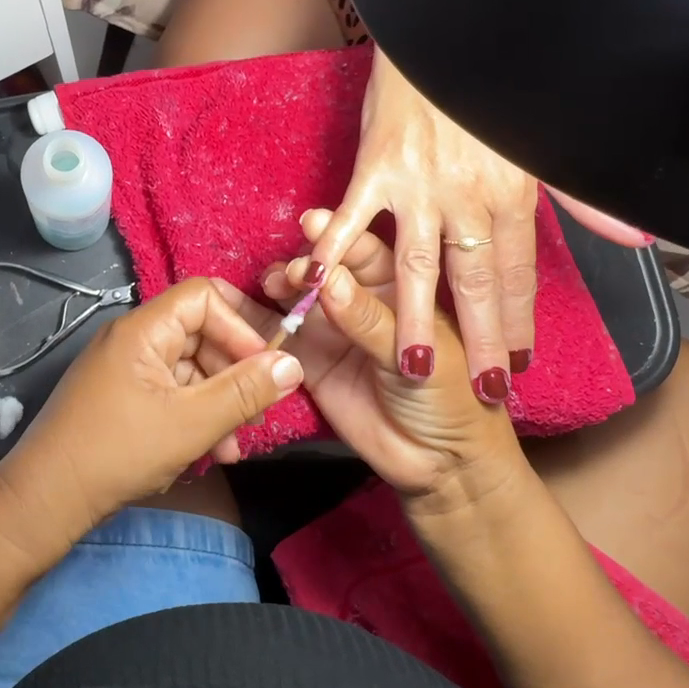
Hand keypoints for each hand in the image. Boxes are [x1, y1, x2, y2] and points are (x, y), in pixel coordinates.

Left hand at [0, 278, 303, 542]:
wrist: (48, 496)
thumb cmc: (119, 451)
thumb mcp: (191, 424)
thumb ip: (244, 392)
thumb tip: (292, 364)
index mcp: (143, 329)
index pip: (203, 297)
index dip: (239, 326)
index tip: (265, 368)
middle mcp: (133, 339)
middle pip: (200, 334)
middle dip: (234, 374)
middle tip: (256, 415)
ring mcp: (125, 368)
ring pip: (189, 369)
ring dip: (218, 404)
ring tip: (232, 449)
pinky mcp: (122, 397)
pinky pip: (170, 392)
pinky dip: (194, 416)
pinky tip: (208, 454)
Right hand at [259, 216, 523, 507]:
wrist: (441, 465)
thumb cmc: (451, 398)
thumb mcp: (416, 351)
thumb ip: (369, 318)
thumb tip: (330, 278)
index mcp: (398, 287)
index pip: (364, 252)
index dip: (339, 235)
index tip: (313, 223)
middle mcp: (360, 301)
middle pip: (325, 269)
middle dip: (306, 261)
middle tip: (294, 269)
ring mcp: (331, 329)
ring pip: (297, 296)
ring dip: (281, 284)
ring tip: (273, 284)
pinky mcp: (308, 360)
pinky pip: (277, 335)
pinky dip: (255, 321)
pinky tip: (237, 308)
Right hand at [312, 48, 649, 401]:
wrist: (441, 39)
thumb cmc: (484, 92)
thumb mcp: (540, 142)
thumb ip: (580, 199)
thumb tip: (636, 240)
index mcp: (510, 193)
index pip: (519, 271)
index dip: (522, 320)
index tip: (519, 364)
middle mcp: (468, 197)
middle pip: (476, 280)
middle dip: (482, 337)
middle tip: (483, 390)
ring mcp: (417, 185)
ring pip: (418, 262)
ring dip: (414, 315)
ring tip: (413, 363)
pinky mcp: (373, 168)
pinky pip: (353, 217)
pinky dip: (335, 248)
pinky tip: (320, 281)